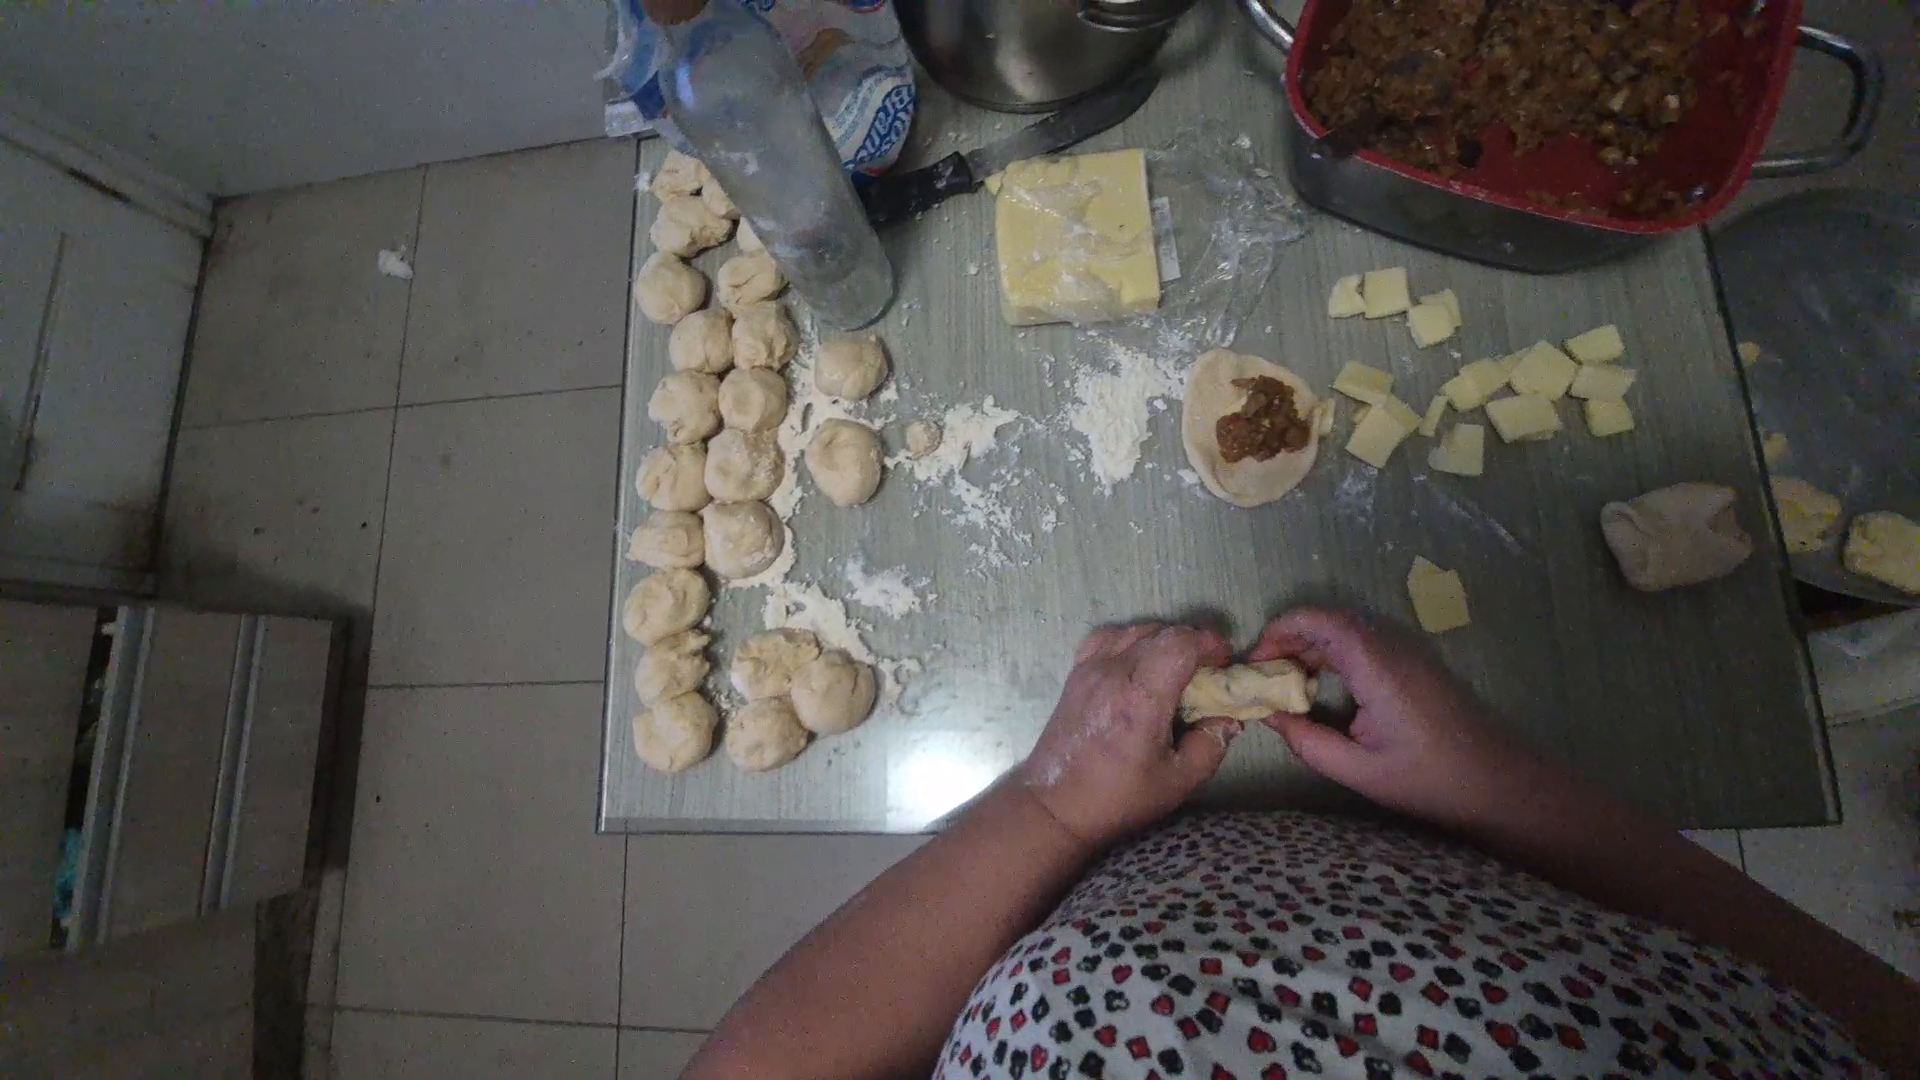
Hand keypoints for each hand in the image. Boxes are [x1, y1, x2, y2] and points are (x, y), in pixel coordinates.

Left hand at [1020, 623, 1240, 849]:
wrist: (1056, 802)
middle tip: (1206, 670)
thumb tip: (1228, 718)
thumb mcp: (1178, 781)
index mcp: (1141, 697)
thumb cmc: (1118, 796)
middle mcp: (1114, 672)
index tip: (1224, 662)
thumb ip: (1210, 746)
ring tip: (1176, 667)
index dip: (1208, 643)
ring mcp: (1090, 669)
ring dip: (1162, 639)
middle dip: (1191, 643)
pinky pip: (1106, 638)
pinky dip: (1129, 640)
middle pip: (1160, 632)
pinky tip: (1138, 661)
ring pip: (1134, 630)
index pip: (1179, 643)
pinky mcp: (1076, 673)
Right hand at [1248, 608, 1558, 832]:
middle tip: (1263, 671)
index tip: (1256, 660)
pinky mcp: (1413, 664)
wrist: (1507, 787)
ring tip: (1284, 680)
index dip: (1281, 630)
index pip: (1321, 622)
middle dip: (1288, 638)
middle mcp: (1392, 649)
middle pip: (1329, 621)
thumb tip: (1269, 716)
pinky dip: (1330, 654)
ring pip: (1344, 630)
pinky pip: (1361, 643)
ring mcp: (1406, 653)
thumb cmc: (1434, 781)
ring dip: (1308, 645)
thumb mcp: (1359, 771)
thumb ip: (1308, 741)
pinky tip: (1319, 685)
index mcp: (1378, 668)